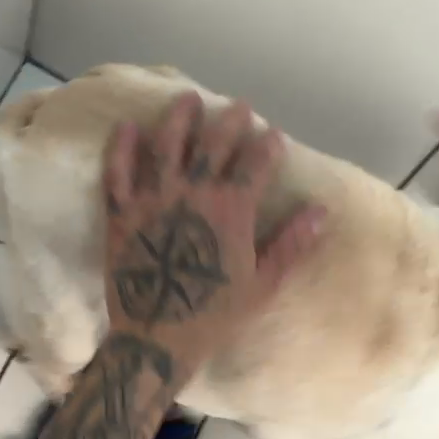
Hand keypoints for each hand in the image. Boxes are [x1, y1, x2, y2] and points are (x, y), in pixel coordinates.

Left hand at [102, 92, 324, 376]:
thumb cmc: (213, 318)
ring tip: (187, 99)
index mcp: (231, 211)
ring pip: (166, 146)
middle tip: (240, 107)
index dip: (267, 146)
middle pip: (213, 144)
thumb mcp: (261, 285)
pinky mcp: (121, 216)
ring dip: (179, 118)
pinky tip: (128, 128)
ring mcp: (153, 201)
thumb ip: (290, 244)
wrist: (157, 339)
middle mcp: (192, 194)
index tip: (273, 137)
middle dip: (230, 121)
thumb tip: (321, 211)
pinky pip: (118, 173)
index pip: (255, 163)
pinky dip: (122, 148)